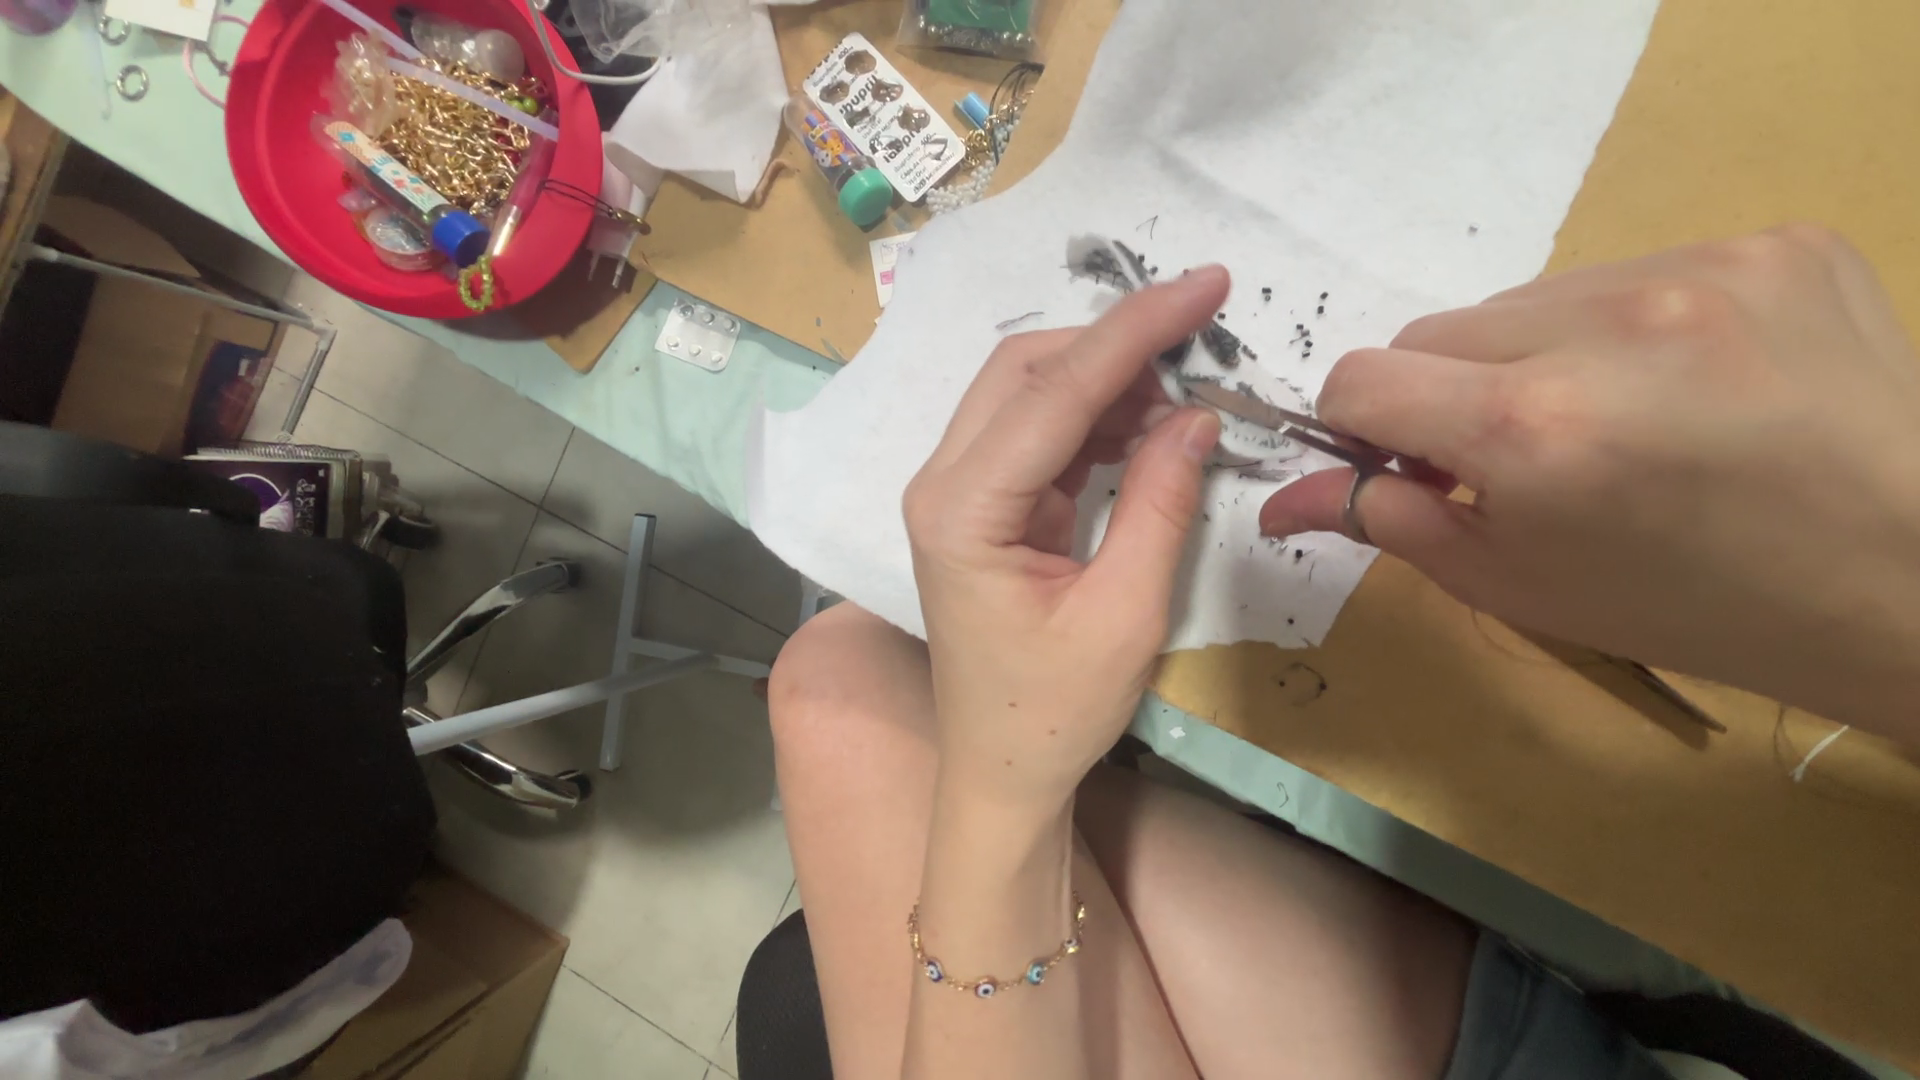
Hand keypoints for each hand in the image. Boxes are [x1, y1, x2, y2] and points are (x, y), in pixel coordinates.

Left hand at [903, 269, 1226, 809]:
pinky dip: (1092, 422)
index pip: (1053, 392)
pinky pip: (1036, 438)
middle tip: (1199, 341)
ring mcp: (955, 493)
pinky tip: (1145, 430)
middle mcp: (943, 484)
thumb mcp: (1124, 613)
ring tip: (1185, 394)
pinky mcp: (979, 507)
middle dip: (1113, 347)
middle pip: (1023, 372)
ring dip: (1105, 382)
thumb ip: (1159, 504)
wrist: (999, 770)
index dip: (1134, 332)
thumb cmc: (1054, 711)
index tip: (1206, 285)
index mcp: (964, 509)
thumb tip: (1197, 414)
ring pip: (1027, 396)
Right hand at [1259, 226, 1919, 733]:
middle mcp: (1606, 326)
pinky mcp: (1768, 242)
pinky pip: (1612, 275)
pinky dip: (1603, 331)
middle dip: (1437, 394)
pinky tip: (1667, 383)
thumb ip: (1380, 519)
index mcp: (1530, 428)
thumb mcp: (1506, 580)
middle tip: (1499, 455)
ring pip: (1517, 300)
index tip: (1394, 461)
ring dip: (1517, 357)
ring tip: (1595, 418)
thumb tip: (1275, 501)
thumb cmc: (1684, 604)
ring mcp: (1698, 268)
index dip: (1356, 423)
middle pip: (1432, 332)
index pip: (1363, 378)